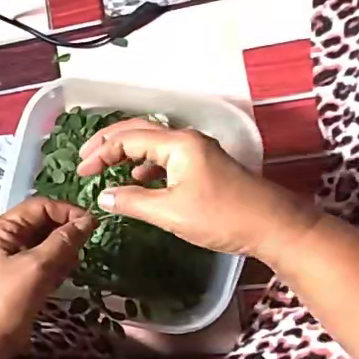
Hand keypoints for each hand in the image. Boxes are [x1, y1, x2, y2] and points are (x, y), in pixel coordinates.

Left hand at [0, 197, 95, 354]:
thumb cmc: (8, 299)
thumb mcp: (37, 266)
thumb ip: (63, 241)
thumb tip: (88, 220)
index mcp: (4, 227)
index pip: (40, 205)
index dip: (66, 211)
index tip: (91, 224)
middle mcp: (9, 237)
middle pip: (45, 222)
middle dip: (65, 233)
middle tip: (81, 250)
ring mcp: (16, 256)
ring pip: (49, 242)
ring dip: (63, 252)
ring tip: (67, 268)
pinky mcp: (25, 275)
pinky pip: (48, 260)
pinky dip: (58, 266)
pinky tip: (61, 278)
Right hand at [75, 118, 319, 260]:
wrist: (277, 227)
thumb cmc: (223, 217)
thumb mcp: (170, 213)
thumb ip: (132, 201)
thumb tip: (103, 196)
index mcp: (177, 144)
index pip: (127, 138)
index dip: (100, 153)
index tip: (81, 171)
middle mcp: (186, 140)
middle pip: (137, 130)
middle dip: (108, 143)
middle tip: (84, 158)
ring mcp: (197, 151)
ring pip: (151, 142)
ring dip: (125, 151)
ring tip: (104, 167)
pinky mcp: (204, 165)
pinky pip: (164, 155)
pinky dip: (143, 163)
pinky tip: (137, 179)